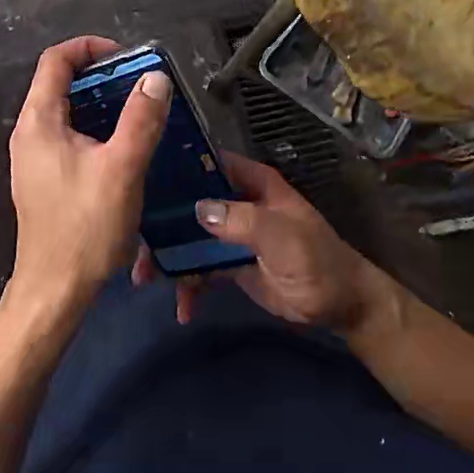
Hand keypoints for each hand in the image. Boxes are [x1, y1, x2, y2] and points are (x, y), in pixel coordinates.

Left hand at [8, 37, 171, 308]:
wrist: (56, 289)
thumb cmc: (85, 226)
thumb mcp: (122, 167)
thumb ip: (141, 118)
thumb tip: (156, 78)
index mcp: (39, 123)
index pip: (56, 61)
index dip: (90, 48)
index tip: (129, 57)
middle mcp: (31, 135)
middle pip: (63, 85)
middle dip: (106, 77)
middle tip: (145, 86)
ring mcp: (37, 159)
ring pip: (71, 113)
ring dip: (106, 104)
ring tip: (144, 112)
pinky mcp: (48, 180)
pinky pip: (74, 138)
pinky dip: (101, 130)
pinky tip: (130, 147)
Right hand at [134, 154, 394, 333]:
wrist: (339, 305)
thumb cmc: (317, 262)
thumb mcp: (282, 237)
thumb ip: (243, 221)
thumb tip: (197, 208)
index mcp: (255, 185)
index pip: (211, 163)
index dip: (178, 168)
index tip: (139, 179)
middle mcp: (240, 204)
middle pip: (192, 203)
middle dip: (162, 223)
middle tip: (133, 244)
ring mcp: (234, 235)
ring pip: (191, 237)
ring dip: (169, 257)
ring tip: (144, 281)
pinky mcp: (232, 265)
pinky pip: (201, 269)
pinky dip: (190, 286)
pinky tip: (183, 309)